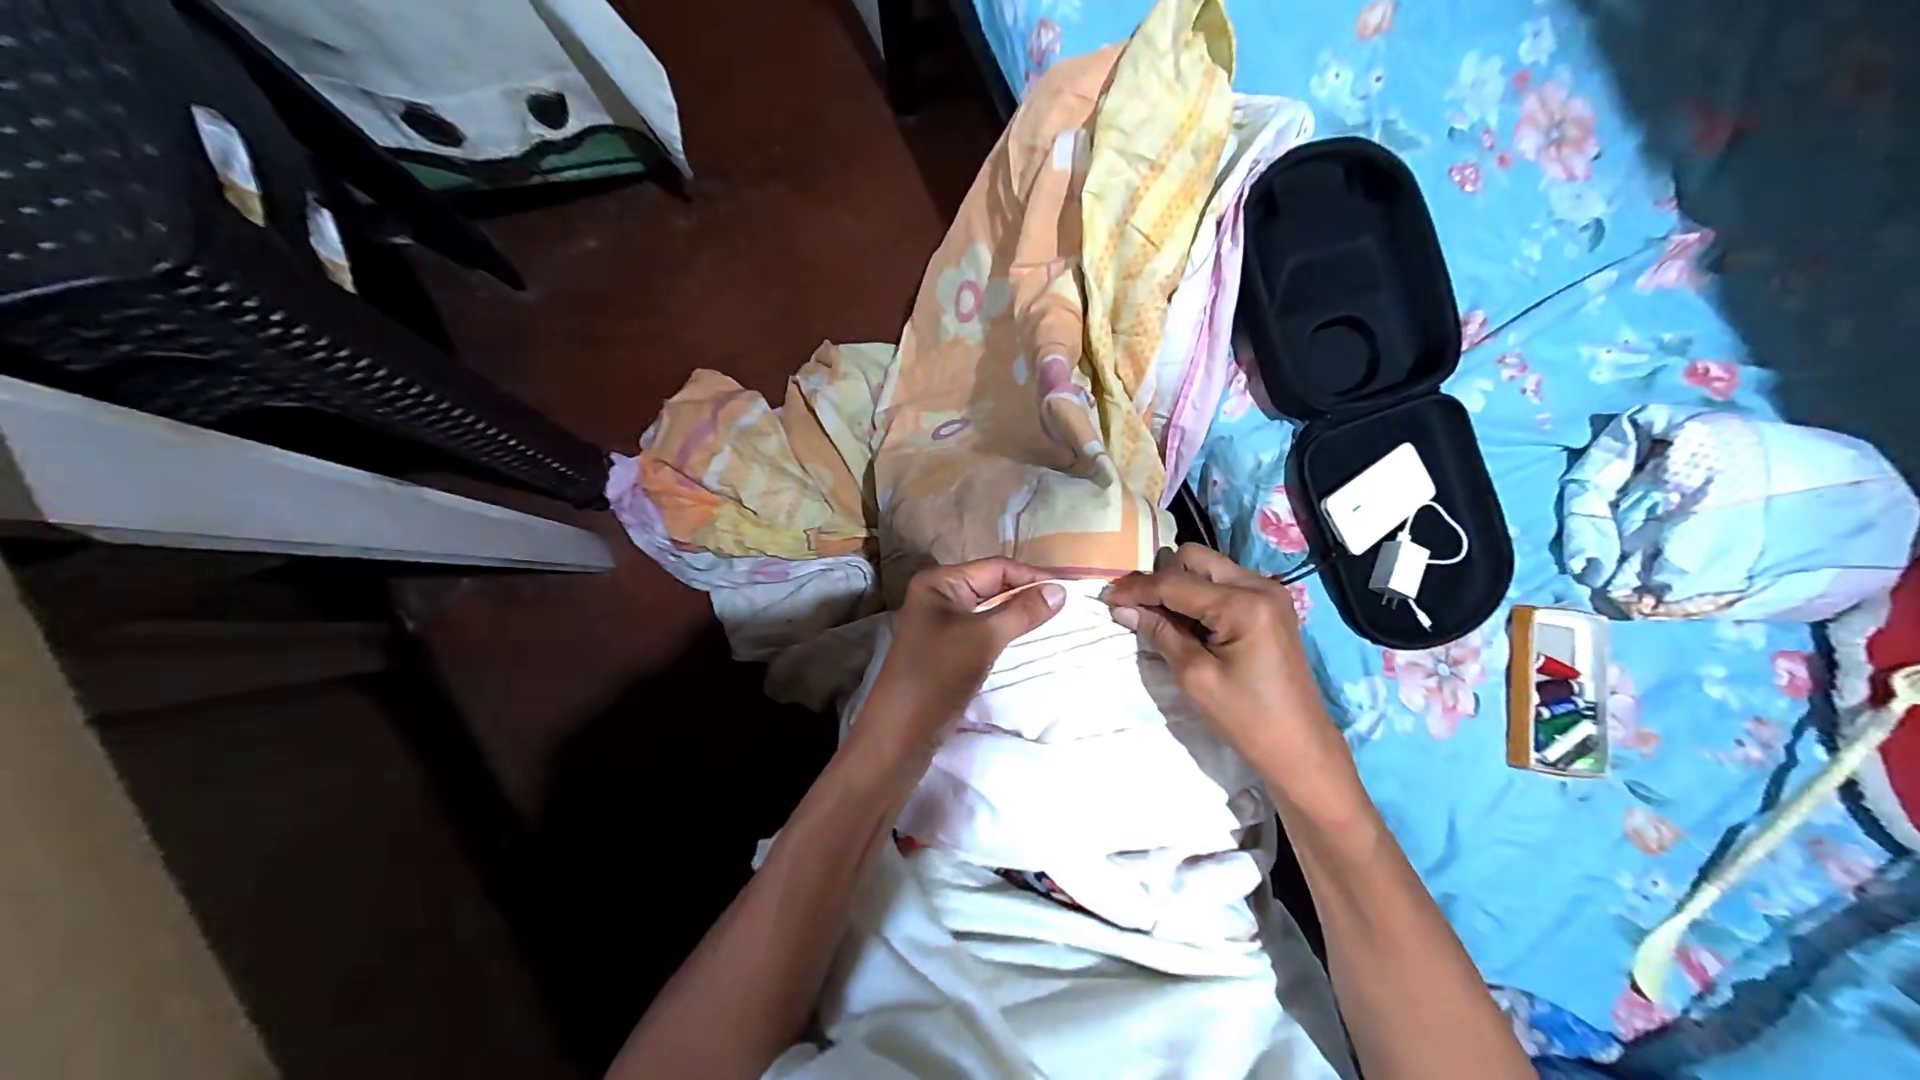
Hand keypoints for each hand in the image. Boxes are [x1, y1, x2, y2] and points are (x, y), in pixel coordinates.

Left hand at [857, 558, 1065, 753]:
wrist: (901, 732)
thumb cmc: (938, 675)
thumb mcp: (984, 638)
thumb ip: (1022, 611)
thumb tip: (1060, 590)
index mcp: (939, 582)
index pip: (997, 568)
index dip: (1034, 576)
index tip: (1072, 587)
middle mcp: (938, 595)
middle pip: (994, 585)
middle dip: (1028, 592)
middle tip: (1070, 601)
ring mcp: (941, 622)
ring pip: (990, 608)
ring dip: (1020, 611)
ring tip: (1057, 616)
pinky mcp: (948, 647)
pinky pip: (984, 629)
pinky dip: (1007, 630)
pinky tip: (1029, 635)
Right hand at [1103, 544, 1358, 813]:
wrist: (1299, 746)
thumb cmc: (1246, 717)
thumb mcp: (1194, 676)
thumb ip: (1160, 632)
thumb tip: (1123, 608)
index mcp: (1243, 604)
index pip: (1175, 582)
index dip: (1137, 588)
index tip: (1107, 597)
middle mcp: (1259, 585)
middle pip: (1194, 558)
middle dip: (1160, 578)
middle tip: (1136, 606)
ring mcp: (1269, 592)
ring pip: (1208, 567)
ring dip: (1179, 585)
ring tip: (1158, 616)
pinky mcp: (1270, 605)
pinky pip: (1223, 583)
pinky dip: (1199, 594)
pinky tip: (1186, 621)